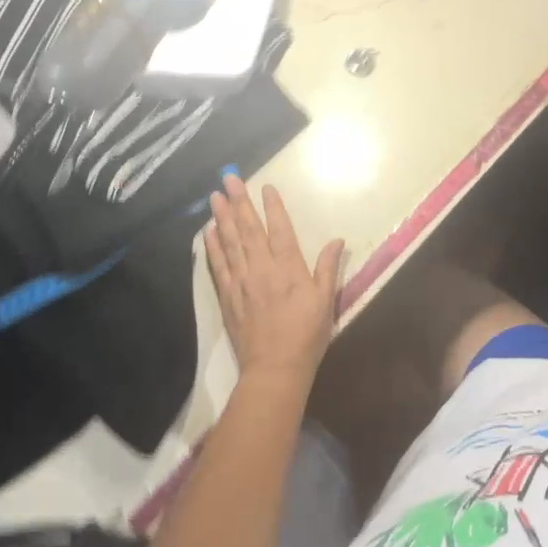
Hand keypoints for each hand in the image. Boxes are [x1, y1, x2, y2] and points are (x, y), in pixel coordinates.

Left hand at [204, 175, 343, 387]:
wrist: (275, 368)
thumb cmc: (307, 335)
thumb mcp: (325, 301)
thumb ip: (327, 268)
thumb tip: (338, 240)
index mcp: (289, 267)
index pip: (280, 229)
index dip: (272, 206)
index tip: (265, 186)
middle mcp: (262, 268)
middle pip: (249, 228)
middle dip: (239, 201)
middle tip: (228, 178)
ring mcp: (242, 281)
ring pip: (230, 242)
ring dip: (222, 217)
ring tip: (215, 196)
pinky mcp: (228, 296)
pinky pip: (218, 265)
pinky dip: (213, 246)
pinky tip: (209, 231)